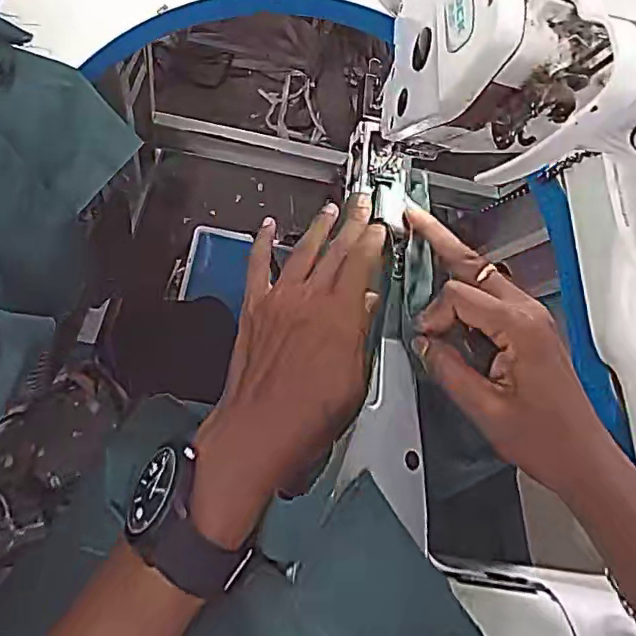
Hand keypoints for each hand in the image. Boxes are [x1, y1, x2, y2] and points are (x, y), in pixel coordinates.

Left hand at [191, 199, 386, 546]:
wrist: (257, 431)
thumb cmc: (307, 416)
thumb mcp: (356, 380)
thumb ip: (362, 334)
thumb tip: (368, 306)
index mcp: (339, 315)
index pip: (361, 263)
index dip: (373, 240)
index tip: (380, 228)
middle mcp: (309, 299)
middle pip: (336, 249)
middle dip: (353, 223)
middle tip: (362, 205)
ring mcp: (280, 300)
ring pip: (303, 250)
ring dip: (319, 227)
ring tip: (330, 210)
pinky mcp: (255, 307)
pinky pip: (259, 265)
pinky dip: (263, 243)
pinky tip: (268, 228)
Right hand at [406, 207, 621, 501]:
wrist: (583, 457)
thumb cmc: (548, 439)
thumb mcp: (485, 408)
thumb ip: (448, 369)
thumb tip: (425, 343)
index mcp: (519, 327)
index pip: (459, 297)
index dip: (433, 314)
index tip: (424, 338)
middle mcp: (529, 313)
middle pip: (476, 266)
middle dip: (441, 241)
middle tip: (415, 220)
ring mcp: (532, 318)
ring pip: (485, 278)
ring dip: (454, 263)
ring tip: (426, 246)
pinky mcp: (531, 329)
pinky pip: (494, 298)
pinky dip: (468, 292)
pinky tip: (450, 297)